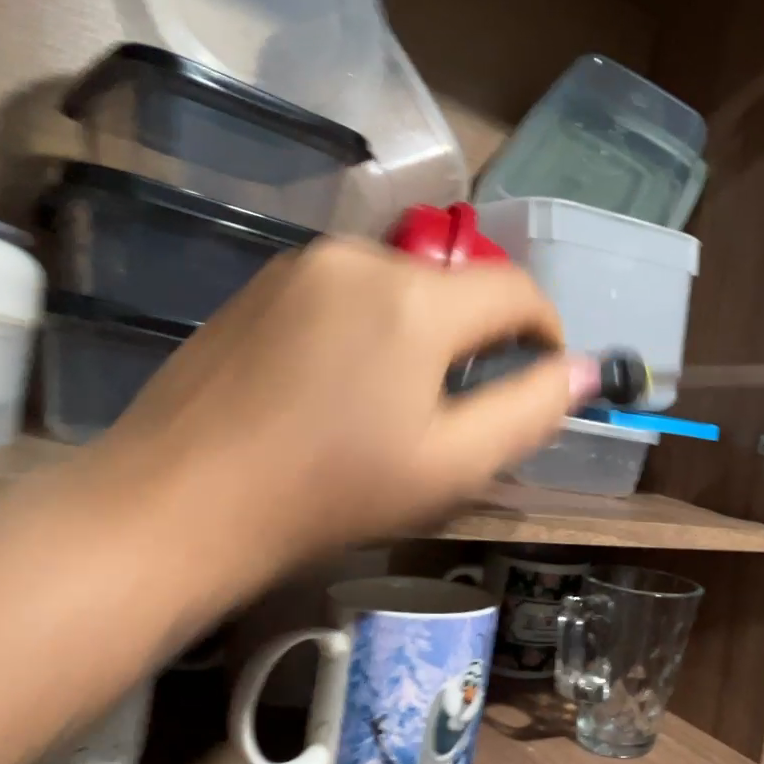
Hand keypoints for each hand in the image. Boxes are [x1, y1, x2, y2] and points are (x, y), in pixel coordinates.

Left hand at [86, 237, 588, 577]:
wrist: (177, 505)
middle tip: (466, 413)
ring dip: (429, 337)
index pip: (518, 290)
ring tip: (403, 407)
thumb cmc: (332, 491)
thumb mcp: (455, 464)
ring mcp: (303, 266)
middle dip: (482, 343)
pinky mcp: (263, 285)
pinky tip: (346, 390)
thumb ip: (533, 409)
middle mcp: (362, 258)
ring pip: (407, 290)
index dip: (548, 332)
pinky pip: (353, 294)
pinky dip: (377, 331)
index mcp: (415, 299)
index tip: (544, 378)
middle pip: (461, 289)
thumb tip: (586, 369)